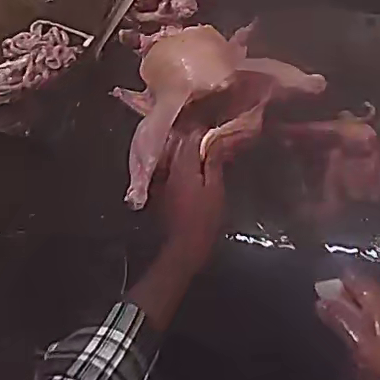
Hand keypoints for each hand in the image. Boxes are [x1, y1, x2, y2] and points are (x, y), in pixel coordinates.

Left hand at [155, 127, 226, 260]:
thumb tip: (215, 140)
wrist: (185, 245)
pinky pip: (170, 170)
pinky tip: (192, 173)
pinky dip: (181, 166)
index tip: (217, 135)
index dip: (204, 133)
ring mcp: (163, 180)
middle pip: (180, 145)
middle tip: (213, 145)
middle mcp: (170, 169)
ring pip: (174, 157)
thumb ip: (213, 162)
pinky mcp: (162, 191)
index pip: (191, 138)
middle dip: (195, 141)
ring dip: (187, 153)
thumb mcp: (215, 188)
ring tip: (204, 157)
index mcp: (184, 166)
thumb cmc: (205, 218)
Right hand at [316, 269, 379, 379]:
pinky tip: (373, 347)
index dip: (333, 285)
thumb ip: (341, 319)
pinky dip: (376, 327)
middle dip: (347, 301)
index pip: (350, 276)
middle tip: (333, 322)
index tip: (322, 301)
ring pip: (376, 306)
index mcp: (377, 296)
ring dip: (361, 316)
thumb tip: (321, 300)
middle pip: (363, 290)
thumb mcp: (361, 343)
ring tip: (350, 337)